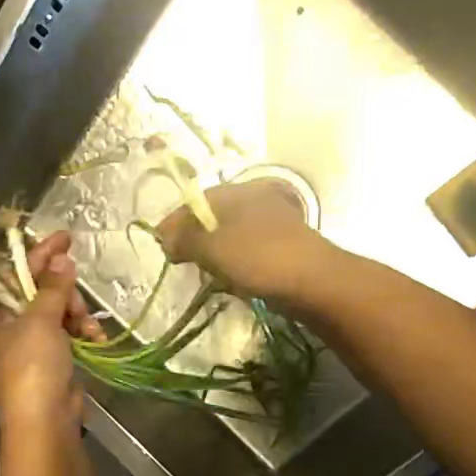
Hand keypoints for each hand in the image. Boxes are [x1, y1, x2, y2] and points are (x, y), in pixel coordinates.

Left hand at [0, 231, 102, 431]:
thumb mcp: (42, 321)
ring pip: (64, 315)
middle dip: (68, 295)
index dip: (44, 253)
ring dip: (81, 317)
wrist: (44, 417)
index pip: (21, 273)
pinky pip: (73, 335)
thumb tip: (63, 259)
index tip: (67, 236)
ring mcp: (38, 345)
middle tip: (78, 306)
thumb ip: (54, 289)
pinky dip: (85, 334)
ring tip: (92, 331)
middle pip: (46, 293)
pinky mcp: (58, 361)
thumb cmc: (34, 365)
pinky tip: (96, 340)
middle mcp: (17, 325)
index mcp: (3, 312)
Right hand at [154, 180, 338, 308]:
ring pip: (233, 236)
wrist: (316, 283)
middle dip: (194, 238)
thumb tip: (167, 239)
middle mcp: (257, 201)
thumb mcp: (214, 248)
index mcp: (239, 191)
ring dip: (215, 254)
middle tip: (178, 260)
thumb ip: (186, 241)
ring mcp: (274, 225)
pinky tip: (230, 281)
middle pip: (215, 217)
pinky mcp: (285, 249)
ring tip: (202, 273)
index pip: (196, 201)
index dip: (174, 222)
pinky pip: (250, 253)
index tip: (159, 245)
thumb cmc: (261, 259)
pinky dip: (236, 264)